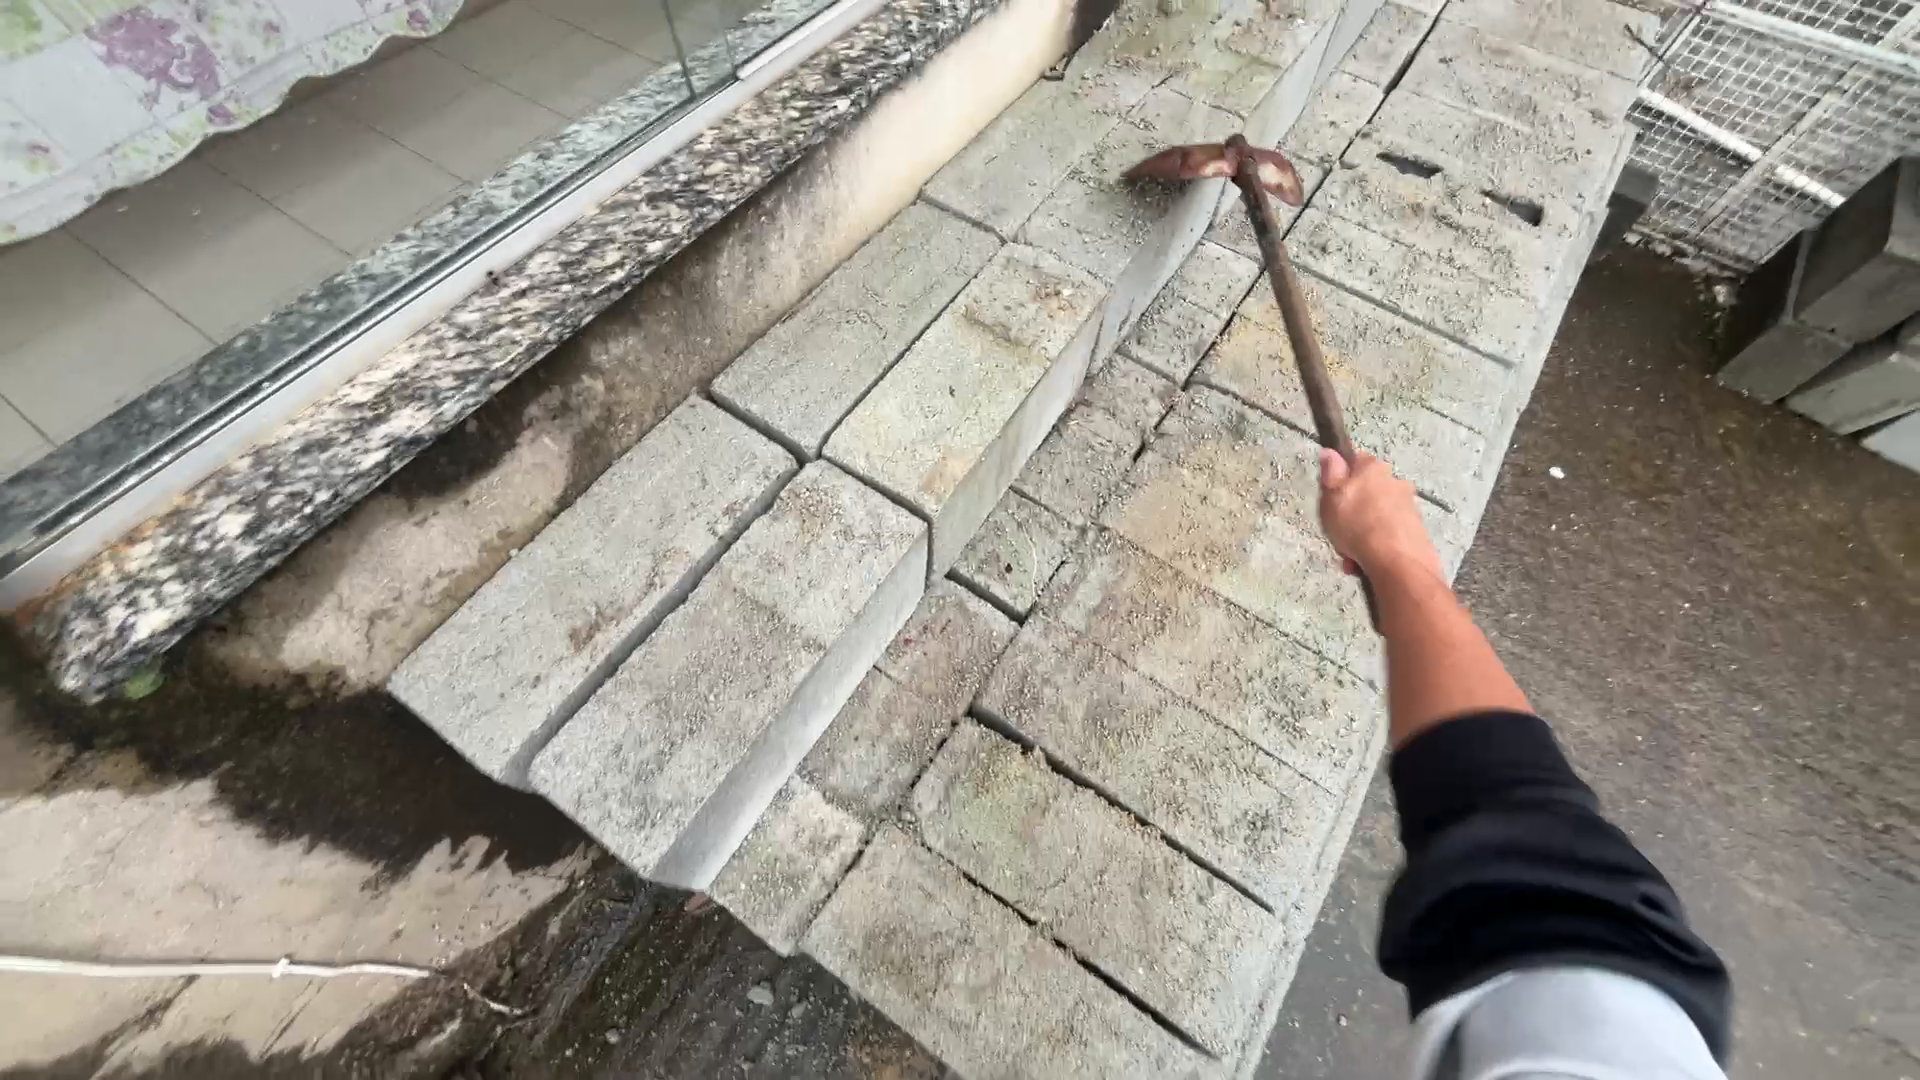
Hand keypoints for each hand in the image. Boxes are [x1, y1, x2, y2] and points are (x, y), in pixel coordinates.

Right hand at [1317, 449, 1443, 581]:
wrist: (1397, 559)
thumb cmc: (1356, 524)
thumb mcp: (1331, 497)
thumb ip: (1330, 473)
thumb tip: (1330, 451)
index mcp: (1373, 468)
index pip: (1354, 460)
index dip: (1339, 476)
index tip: (1330, 495)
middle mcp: (1395, 480)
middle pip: (1366, 489)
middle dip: (1352, 508)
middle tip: (1338, 528)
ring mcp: (1408, 503)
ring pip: (1376, 512)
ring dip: (1362, 528)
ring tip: (1350, 552)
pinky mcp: (1416, 526)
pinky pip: (1388, 530)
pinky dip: (1376, 542)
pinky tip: (1365, 559)